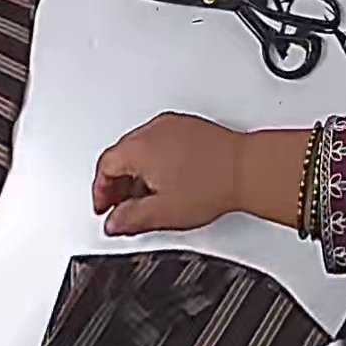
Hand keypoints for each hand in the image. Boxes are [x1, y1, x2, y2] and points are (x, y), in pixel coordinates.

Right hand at [92, 112, 246, 236]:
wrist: (245, 168)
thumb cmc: (211, 184)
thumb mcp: (161, 212)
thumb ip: (129, 219)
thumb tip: (113, 221)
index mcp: (142, 146)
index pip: (106, 164)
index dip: (100, 190)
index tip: (105, 207)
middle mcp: (157, 128)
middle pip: (122, 152)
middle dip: (117, 180)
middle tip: (120, 206)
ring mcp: (176, 124)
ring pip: (142, 145)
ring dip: (136, 169)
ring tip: (145, 197)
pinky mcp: (191, 126)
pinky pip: (162, 139)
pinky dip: (156, 158)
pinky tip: (167, 180)